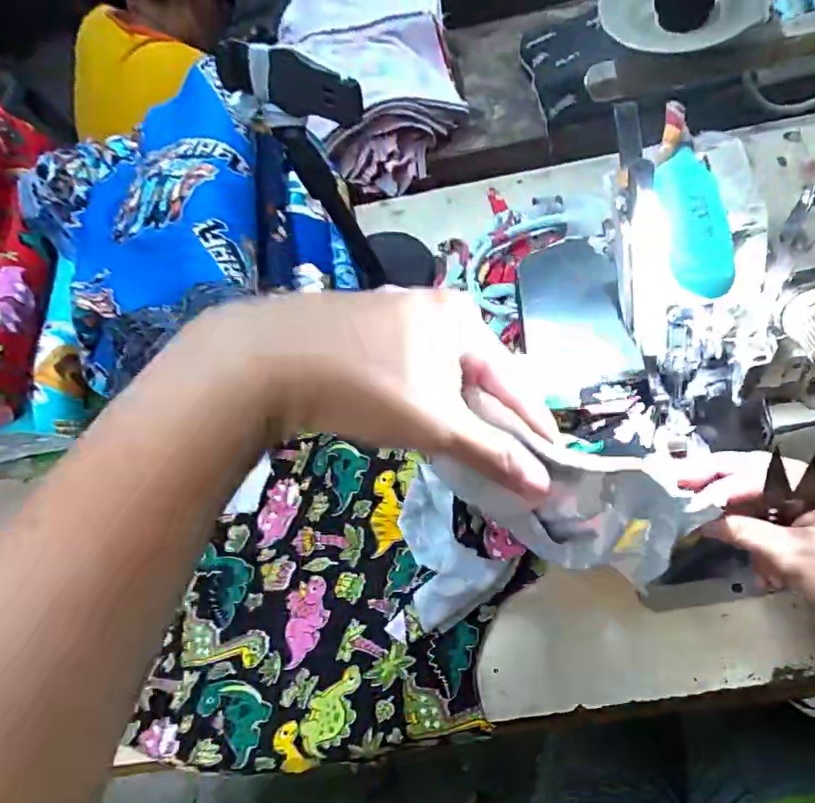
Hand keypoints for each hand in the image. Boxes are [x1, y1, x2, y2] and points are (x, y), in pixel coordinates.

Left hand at [186, 289, 557, 501]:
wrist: (260, 361)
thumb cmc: (364, 387)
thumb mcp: (436, 425)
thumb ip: (491, 453)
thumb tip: (542, 485)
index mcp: (463, 320)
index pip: (516, 383)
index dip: (535, 426)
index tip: (554, 460)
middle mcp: (435, 306)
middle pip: (482, 374)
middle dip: (496, 418)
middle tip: (509, 457)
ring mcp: (395, 312)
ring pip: (446, 371)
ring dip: (460, 409)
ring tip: (467, 444)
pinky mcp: (363, 326)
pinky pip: (415, 367)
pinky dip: (427, 397)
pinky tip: (418, 417)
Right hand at [685, 453, 814, 673]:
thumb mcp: (793, 557)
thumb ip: (746, 533)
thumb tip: (704, 522)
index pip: (767, 472)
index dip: (726, 484)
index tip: (691, 495)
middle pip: (765, 478)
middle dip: (724, 486)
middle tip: (683, 478)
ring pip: (767, 504)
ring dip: (746, 526)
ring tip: (720, 536)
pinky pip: (778, 525)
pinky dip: (763, 544)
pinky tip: (764, 571)